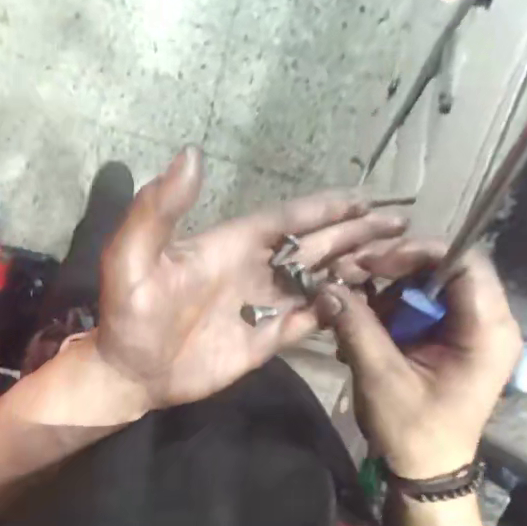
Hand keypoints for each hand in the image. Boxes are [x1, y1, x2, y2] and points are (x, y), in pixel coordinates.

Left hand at [93, 147, 407, 411]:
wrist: (129, 371)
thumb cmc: (130, 313)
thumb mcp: (134, 256)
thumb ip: (160, 209)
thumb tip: (192, 154)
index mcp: (233, 244)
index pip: (289, 219)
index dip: (324, 207)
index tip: (363, 196)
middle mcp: (255, 269)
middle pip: (315, 245)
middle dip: (354, 232)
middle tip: (396, 224)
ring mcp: (263, 305)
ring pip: (319, 280)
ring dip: (353, 268)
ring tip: (393, 259)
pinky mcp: (267, 340)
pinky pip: (309, 321)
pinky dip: (336, 311)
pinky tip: (364, 302)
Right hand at [318, 243, 522, 479]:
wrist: (428, 473)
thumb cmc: (414, 431)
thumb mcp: (381, 377)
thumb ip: (356, 325)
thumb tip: (326, 286)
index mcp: (488, 331)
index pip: (464, 262)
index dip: (417, 252)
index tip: (373, 264)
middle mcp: (491, 323)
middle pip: (446, 268)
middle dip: (396, 268)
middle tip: (353, 276)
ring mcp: (474, 330)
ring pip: (431, 284)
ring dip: (390, 288)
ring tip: (353, 302)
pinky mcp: (456, 339)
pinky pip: (425, 305)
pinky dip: (393, 307)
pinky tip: (366, 321)